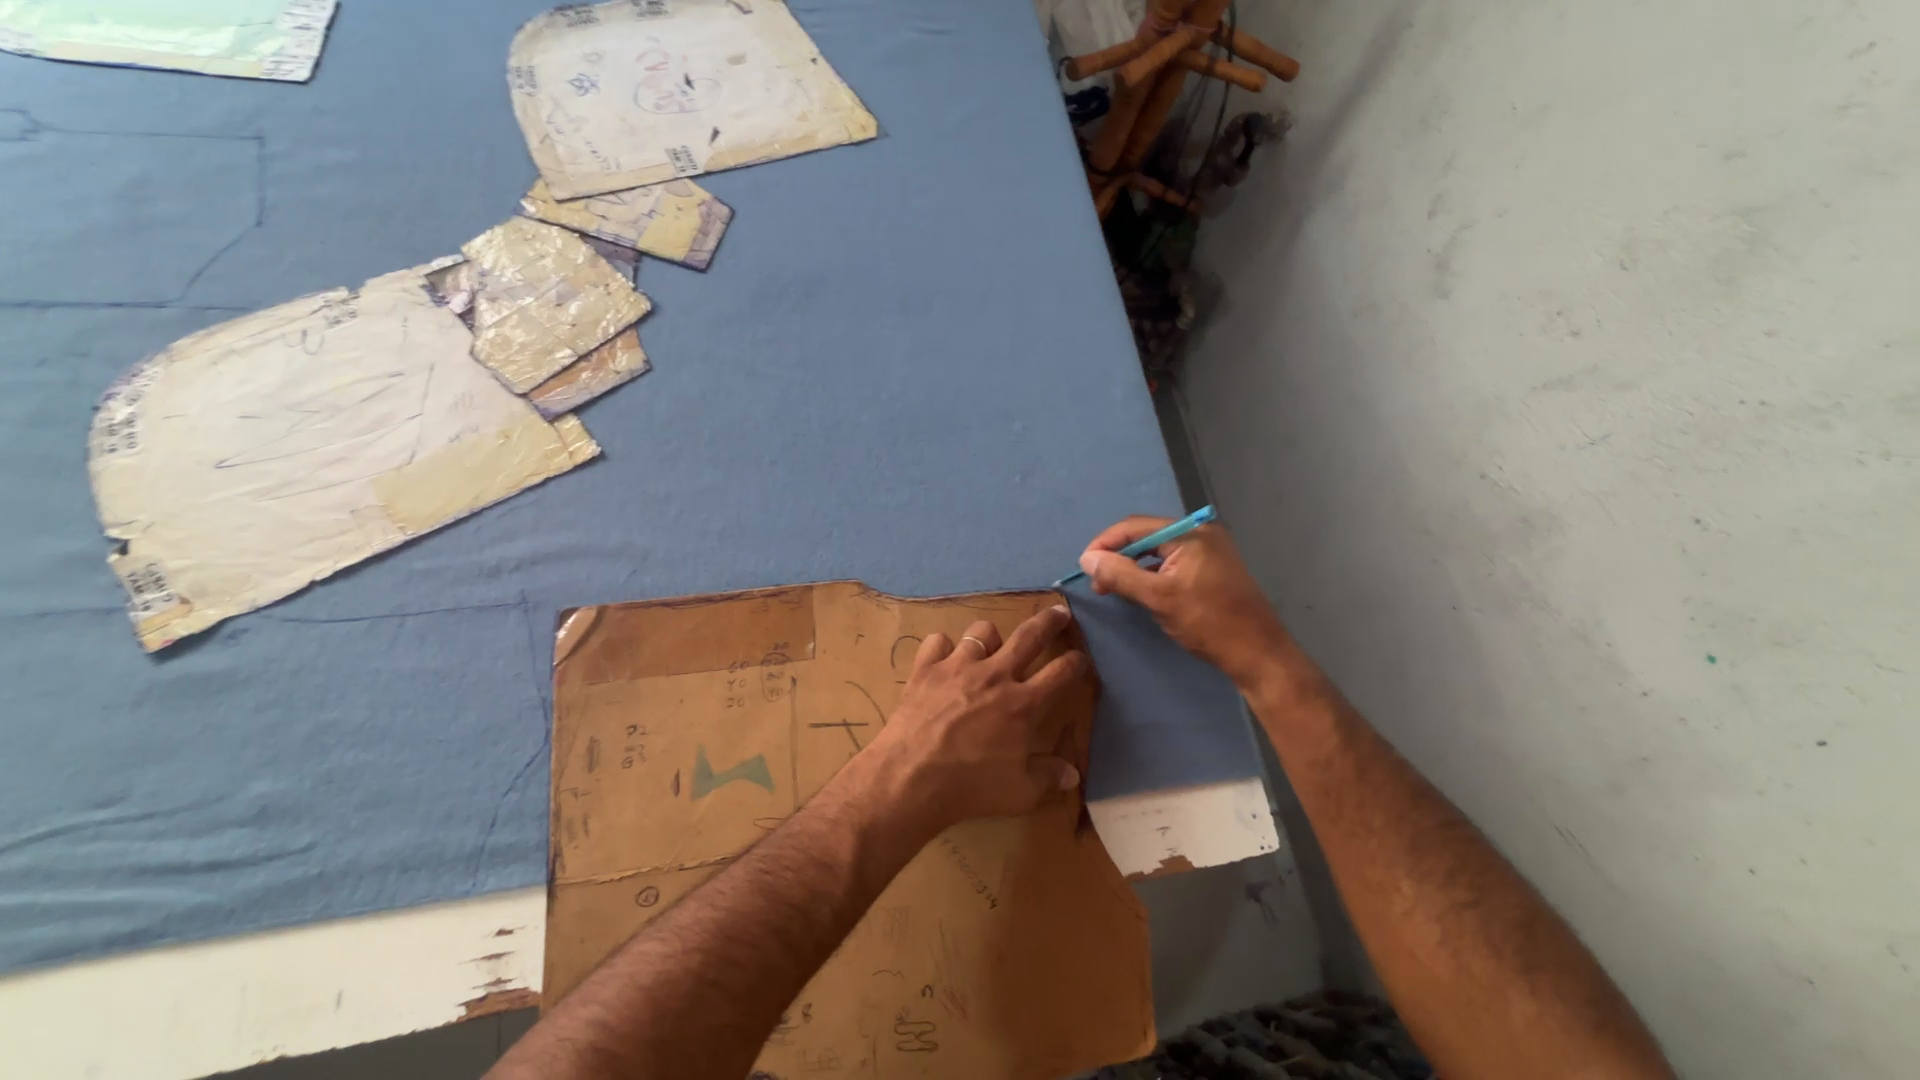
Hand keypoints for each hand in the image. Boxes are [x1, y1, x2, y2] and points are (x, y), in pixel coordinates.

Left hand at [863, 606, 1089, 836]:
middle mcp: (995, 676)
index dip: (1076, 662)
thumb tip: (1073, 773)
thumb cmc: (971, 786)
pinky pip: (938, 641)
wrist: (911, 778)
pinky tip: (944, 660)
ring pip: (983, 631)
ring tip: (990, 646)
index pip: (1061, 673)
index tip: (1081, 658)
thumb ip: (1049, 777)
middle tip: (1059, 612)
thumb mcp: (1020, 792)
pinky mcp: (926, 669)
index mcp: (1023, 704)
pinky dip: (944, 648)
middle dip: (1050, 621)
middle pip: (1029, 636)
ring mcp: (958, 667)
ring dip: (991, 637)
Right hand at [1077, 515, 1295, 692]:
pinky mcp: (1211, 569)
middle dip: (1118, 556)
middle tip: (1097, 581)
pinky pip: (1172, 562)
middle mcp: (1200, 534)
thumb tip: (1087, 559)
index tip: (1084, 566)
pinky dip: (1151, 574)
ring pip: (1158, 551)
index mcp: (1190, 533)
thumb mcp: (1158, 598)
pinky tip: (1140, 591)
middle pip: (1146, 536)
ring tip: (1113, 588)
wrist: (1258, 653)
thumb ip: (1120, 574)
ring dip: (1133, 566)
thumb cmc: (1208, 623)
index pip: (1135, 527)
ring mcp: (1209, 551)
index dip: (1105, 543)